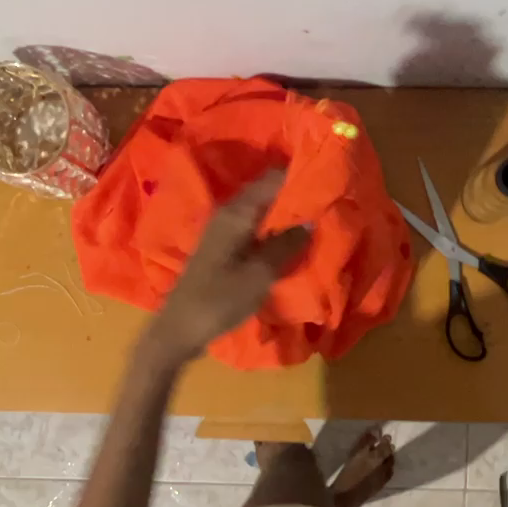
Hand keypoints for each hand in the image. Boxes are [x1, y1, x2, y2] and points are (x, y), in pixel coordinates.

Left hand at [145, 170, 309, 363]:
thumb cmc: (219, 301)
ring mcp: (222, 231)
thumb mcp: (259, 275)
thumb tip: (309, 220)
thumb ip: (285, 245)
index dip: (299, 176)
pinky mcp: (221, 248)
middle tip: (326, 202)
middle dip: (294, 195)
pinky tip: (289, 242)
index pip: (272, 179)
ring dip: (284, 215)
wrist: (180, 329)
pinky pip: (252, 228)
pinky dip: (272, 231)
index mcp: (236, 213)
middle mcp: (227, 214)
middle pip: (266, 193)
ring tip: (314, 220)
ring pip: (260, 211)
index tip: (327, 180)